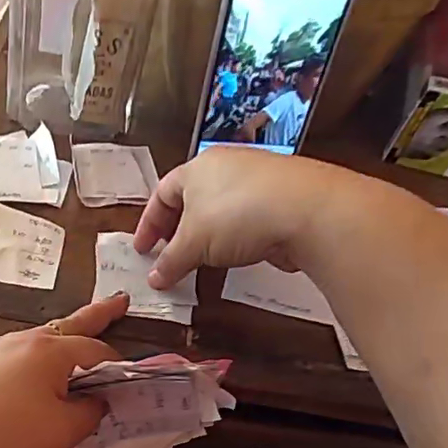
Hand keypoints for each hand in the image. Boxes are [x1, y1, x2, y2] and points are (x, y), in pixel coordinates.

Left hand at [0, 294, 129, 447]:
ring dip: (66, 343)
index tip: (130, 382)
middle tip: (120, 302)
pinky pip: (20, 357)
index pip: (98, 350)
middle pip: (72, 325)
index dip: (118, 367)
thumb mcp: (63, 432)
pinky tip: (38, 383)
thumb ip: (90, 413)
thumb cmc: (4, 437)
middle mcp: (24, 340)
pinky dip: (39, 363)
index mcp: (51, 351)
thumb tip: (97, 401)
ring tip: (80, 349)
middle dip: (100, 314)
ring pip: (43, 341)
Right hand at [131, 147, 375, 289]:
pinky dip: (232, 239)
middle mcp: (226, 167)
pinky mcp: (280, 199)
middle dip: (176, 230)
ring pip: (219, 210)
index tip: (142, 250)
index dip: (149, 223)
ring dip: (205, 236)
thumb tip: (153, 279)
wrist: (305, 210)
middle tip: (168, 256)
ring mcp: (256, 181)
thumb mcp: (193, 243)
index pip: (162, 193)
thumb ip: (170, 261)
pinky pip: (244, 220)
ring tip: (199, 261)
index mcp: (197, 168)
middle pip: (191, 199)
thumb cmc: (235, 216)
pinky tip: (233, 257)